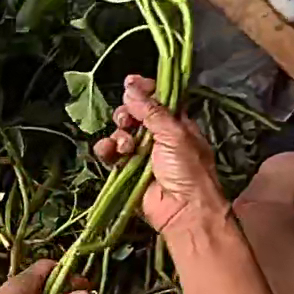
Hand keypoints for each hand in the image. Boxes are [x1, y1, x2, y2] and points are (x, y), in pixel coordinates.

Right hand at [92, 76, 230, 235]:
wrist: (183, 211)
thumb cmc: (187, 170)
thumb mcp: (175, 134)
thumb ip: (152, 110)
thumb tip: (130, 88)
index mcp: (176, 124)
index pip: (157, 100)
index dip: (144, 90)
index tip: (130, 82)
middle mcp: (158, 137)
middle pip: (135, 115)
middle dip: (126, 114)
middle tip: (126, 119)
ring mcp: (141, 155)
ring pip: (120, 134)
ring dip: (118, 135)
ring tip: (125, 145)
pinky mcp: (126, 172)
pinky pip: (110, 155)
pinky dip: (106, 150)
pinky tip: (108, 152)